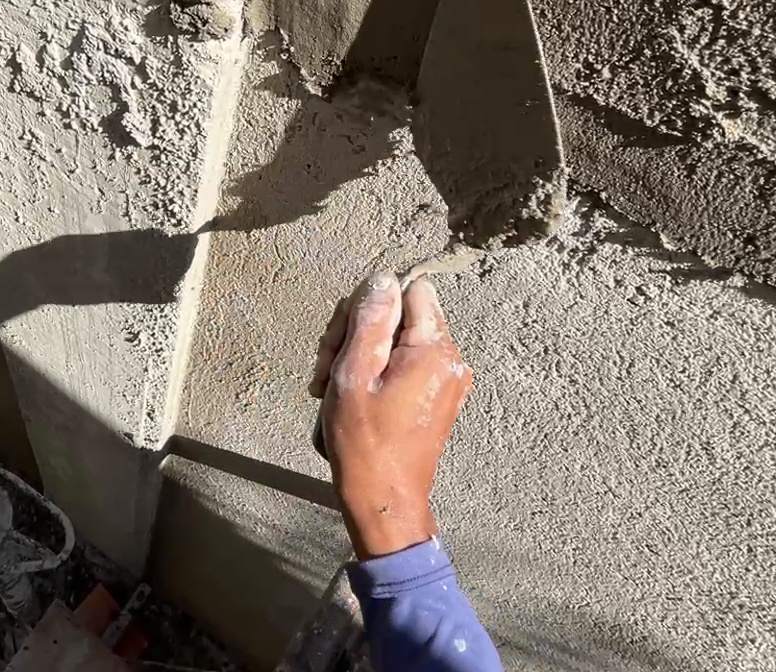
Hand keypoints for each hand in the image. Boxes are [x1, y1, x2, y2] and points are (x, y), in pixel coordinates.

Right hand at [308, 271, 471, 558]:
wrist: (383, 497)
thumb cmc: (363, 439)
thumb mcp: (354, 372)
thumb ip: (369, 320)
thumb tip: (382, 278)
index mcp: (434, 349)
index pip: (409, 290)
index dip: (371, 303)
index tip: (346, 335)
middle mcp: (449, 358)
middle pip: (397, 313)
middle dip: (355, 331)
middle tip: (326, 366)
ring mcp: (444, 377)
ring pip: (393, 335)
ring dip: (355, 351)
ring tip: (328, 384)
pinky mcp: (434, 392)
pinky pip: (400, 359)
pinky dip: (370, 367)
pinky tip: (346, 390)